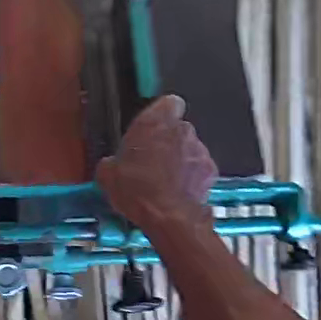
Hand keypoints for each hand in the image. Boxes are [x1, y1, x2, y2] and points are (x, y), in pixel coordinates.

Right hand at [96, 95, 217, 234]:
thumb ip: (112, 162)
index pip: (168, 103)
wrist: (167, 216)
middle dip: (169, 141)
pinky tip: (178, 192)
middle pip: (178, 128)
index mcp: (154, 121)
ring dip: (181, 160)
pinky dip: (192, 178)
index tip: (152, 129)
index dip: (162, 115)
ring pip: (190, 149)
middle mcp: (181, 129)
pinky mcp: (212, 170)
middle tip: (152, 161)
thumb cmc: (135, 189)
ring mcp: (200, 149)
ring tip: (165, 182)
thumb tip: (112, 165)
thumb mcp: (108, 176)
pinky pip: (199, 169)